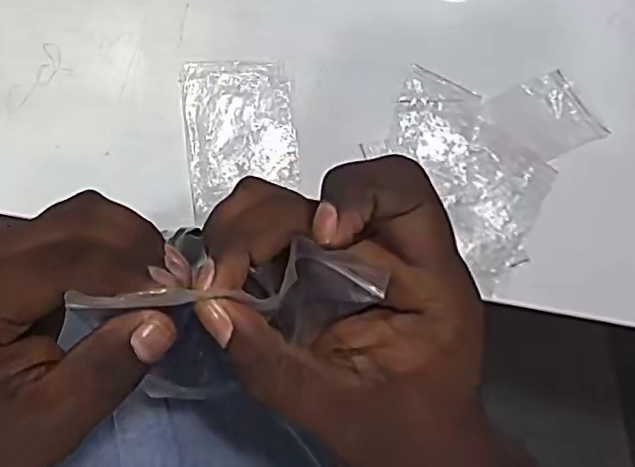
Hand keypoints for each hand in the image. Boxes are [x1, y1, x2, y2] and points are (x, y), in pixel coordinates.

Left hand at [0, 191, 177, 466]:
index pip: (63, 259)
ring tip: (165, 275)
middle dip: (133, 243)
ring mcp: (3, 242)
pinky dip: (113, 237)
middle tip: (179, 281)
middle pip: (73, 221)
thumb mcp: (50, 421)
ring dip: (127, 235)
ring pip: (77, 212)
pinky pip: (74, 223)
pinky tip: (138, 267)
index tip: (172, 290)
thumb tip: (161, 322)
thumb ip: (105, 371)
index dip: (122, 267)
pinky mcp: (20, 244)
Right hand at [196, 157, 506, 466]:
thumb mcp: (343, 415)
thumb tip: (213, 310)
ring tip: (221, 278)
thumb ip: (276, 367)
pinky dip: (230, 241)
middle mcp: (372, 248)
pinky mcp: (298, 253)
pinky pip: (253, 222)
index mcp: (422, 279)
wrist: (410, 448)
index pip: (401, 192)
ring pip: (271, 200)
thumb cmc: (402, 432)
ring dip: (235, 230)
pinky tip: (224, 278)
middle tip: (227, 278)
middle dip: (257, 230)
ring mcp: (331, 247)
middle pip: (306, 195)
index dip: (357, 194)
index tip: (324, 236)